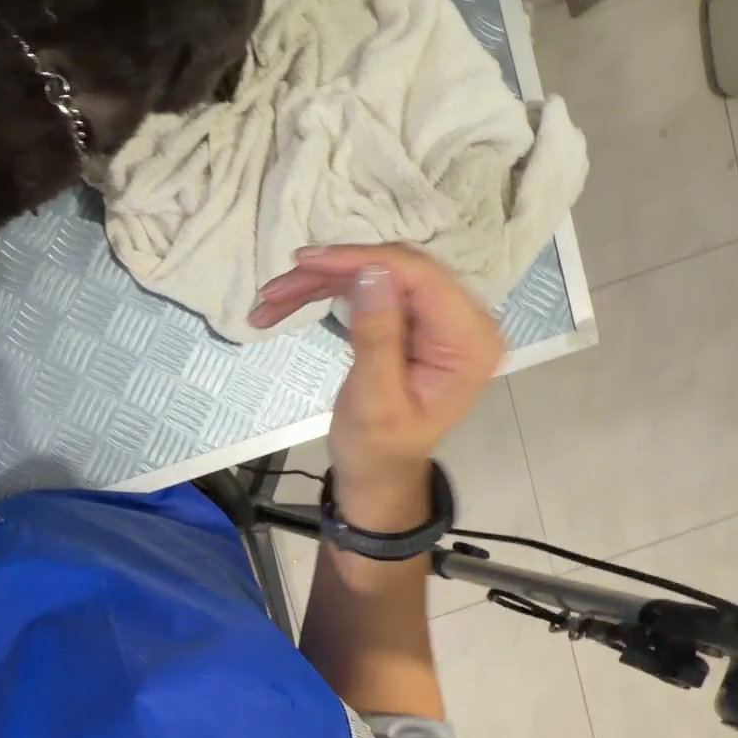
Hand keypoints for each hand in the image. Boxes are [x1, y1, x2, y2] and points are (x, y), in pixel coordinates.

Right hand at [253, 244, 502, 525]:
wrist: (377, 476)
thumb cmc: (377, 450)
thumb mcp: (374, 400)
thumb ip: (377, 336)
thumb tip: (372, 272)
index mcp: (468, 341)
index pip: (419, 278)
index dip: (362, 261)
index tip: (304, 263)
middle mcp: (461, 321)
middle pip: (395, 270)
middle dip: (332, 272)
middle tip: (275, 288)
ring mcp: (436, 320)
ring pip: (375, 277)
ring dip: (319, 283)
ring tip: (269, 300)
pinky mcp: (411, 322)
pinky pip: (370, 292)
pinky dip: (327, 294)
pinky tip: (289, 302)